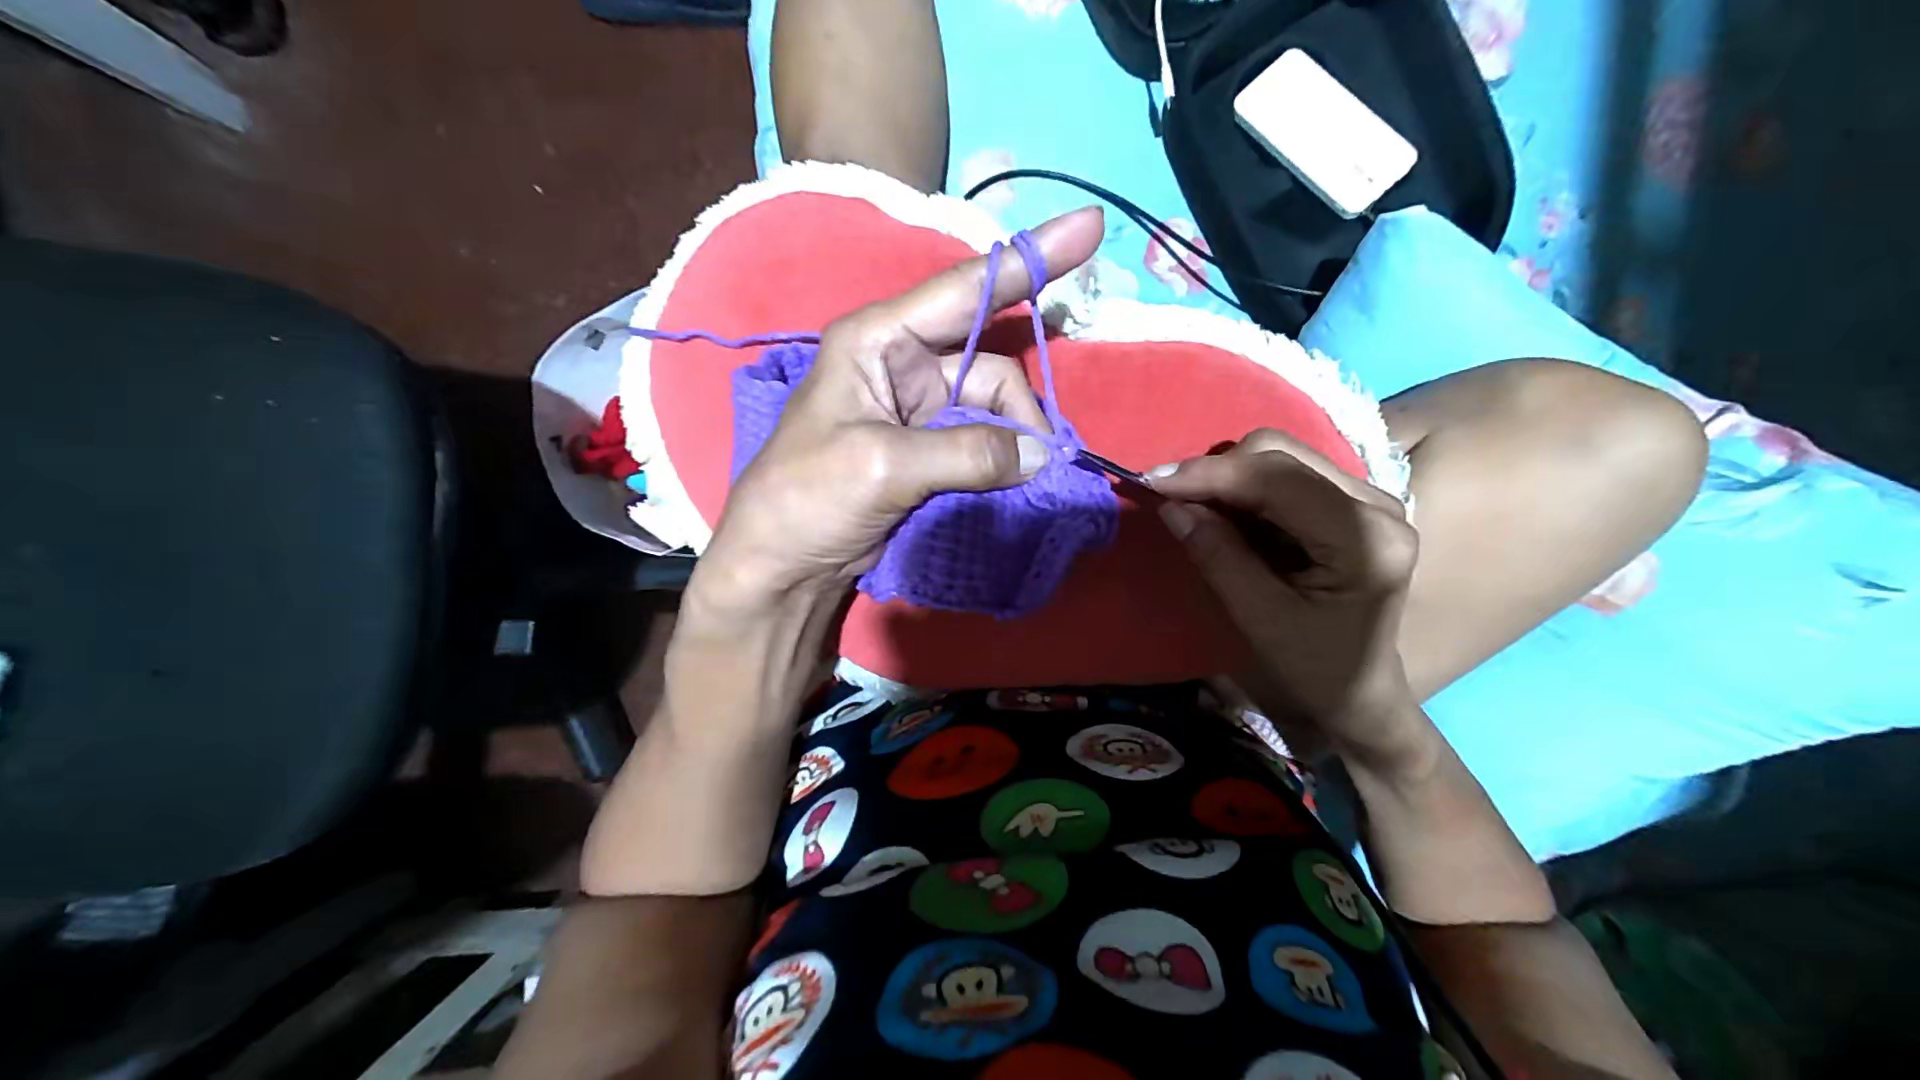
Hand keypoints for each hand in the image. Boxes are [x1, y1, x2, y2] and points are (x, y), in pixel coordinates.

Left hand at [686, 207, 1104, 626]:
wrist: (782, 564)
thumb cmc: (808, 497)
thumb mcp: (883, 465)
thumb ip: (966, 452)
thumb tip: (1041, 455)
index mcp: (877, 340)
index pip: (964, 291)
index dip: (1030, 261)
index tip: (1091, 227)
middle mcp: (901, 362)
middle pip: (989, 363)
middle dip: (1022, 408)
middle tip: (1047, 459)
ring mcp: (917, 408)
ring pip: (992, 407)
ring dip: (1017, 440)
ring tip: (1032, 478)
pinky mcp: (927, 449)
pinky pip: (983, 440)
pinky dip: (1005, 457)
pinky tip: (1022, 480)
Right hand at [1150, 429, 1426, 769]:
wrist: (1357, 694)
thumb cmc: (1312, 668)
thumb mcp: (1259, 619)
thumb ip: (1217, 555)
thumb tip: (1170, 504)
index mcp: (1366, 538)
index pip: (1278, 480)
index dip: (1211, 474)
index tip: (1152, 483)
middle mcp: (1377, 504)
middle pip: (1281, 453)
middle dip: (1217, 470)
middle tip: (1169, 498)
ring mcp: (1366, 499)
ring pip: (1280, 455)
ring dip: (1227, 476)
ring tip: (1192, 507)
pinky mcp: (1348, 503)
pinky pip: (1284, 473)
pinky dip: (1242, 487)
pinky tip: (1222, 513)